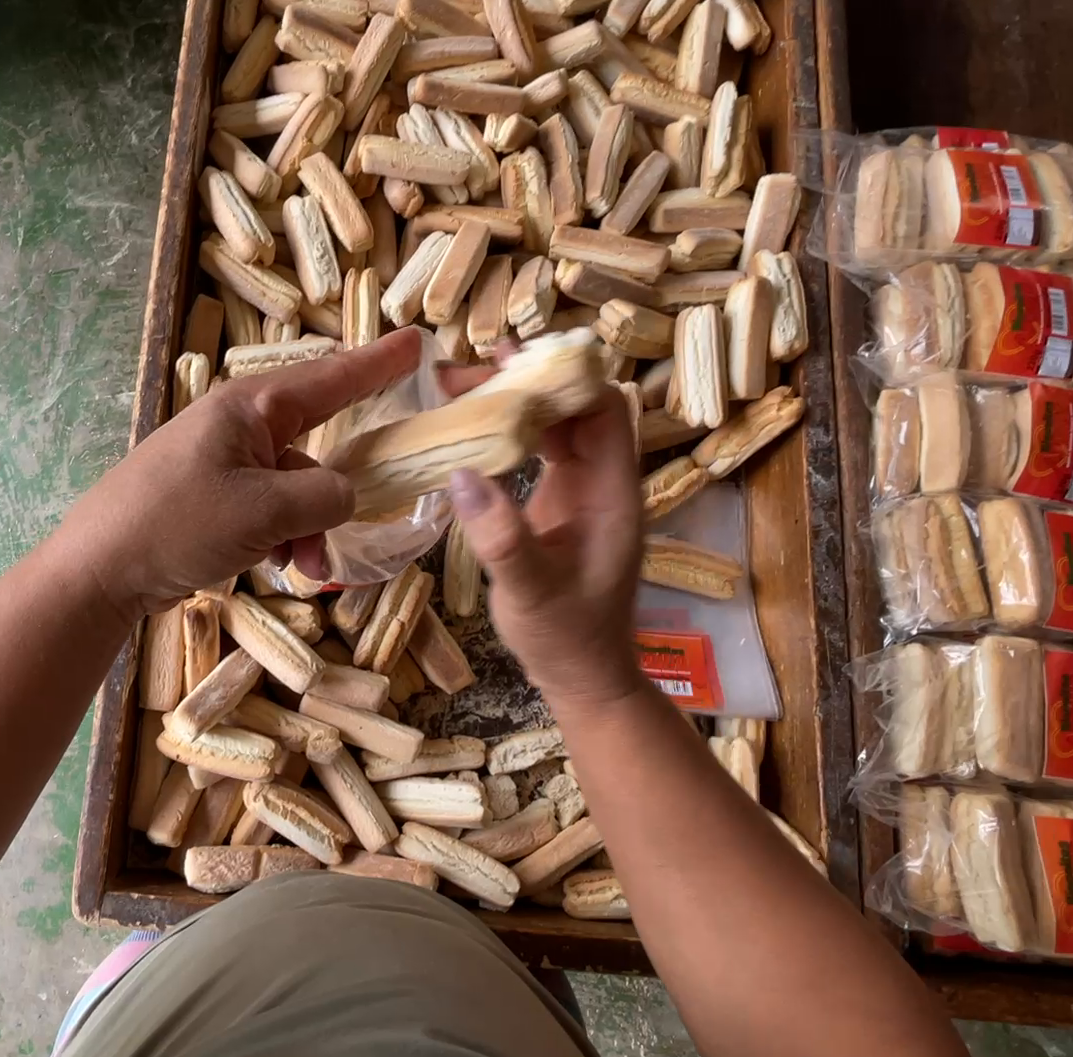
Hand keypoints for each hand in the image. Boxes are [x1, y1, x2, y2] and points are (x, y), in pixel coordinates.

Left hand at [55, 328, 422, 621]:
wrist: (100, 570)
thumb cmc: (178, 523)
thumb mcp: (263, 510)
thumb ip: (323, 497)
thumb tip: (347, 493)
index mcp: (252, 407)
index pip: (330, 377)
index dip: (378, 363)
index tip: (417, 342)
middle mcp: (241, 426)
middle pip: (316, 445)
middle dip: (339, 490)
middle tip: (365, 515)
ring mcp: (225, 462)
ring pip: (295, 487)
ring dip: (309, 526)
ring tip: (303, 567)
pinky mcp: (215, 498)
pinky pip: (270, 509)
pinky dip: (282, 535)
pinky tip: (274, 564)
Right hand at [445, 373, 648, 711]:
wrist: (580, 672)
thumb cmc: (565, 636)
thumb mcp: (530, 591)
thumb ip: (502, 537)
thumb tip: (461, 473)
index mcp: (613, 493)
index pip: (605, 411)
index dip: (563, 381)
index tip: (507, 368)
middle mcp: (603, 481)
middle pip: (576, 408)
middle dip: (526, 383)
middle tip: (464, 374)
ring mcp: (581, 491)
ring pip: (555, 425)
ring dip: (513, 402)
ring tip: (459, 388)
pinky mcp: (558, 503)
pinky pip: (538, 450)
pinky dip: (507, 432)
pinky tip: (471, 428)